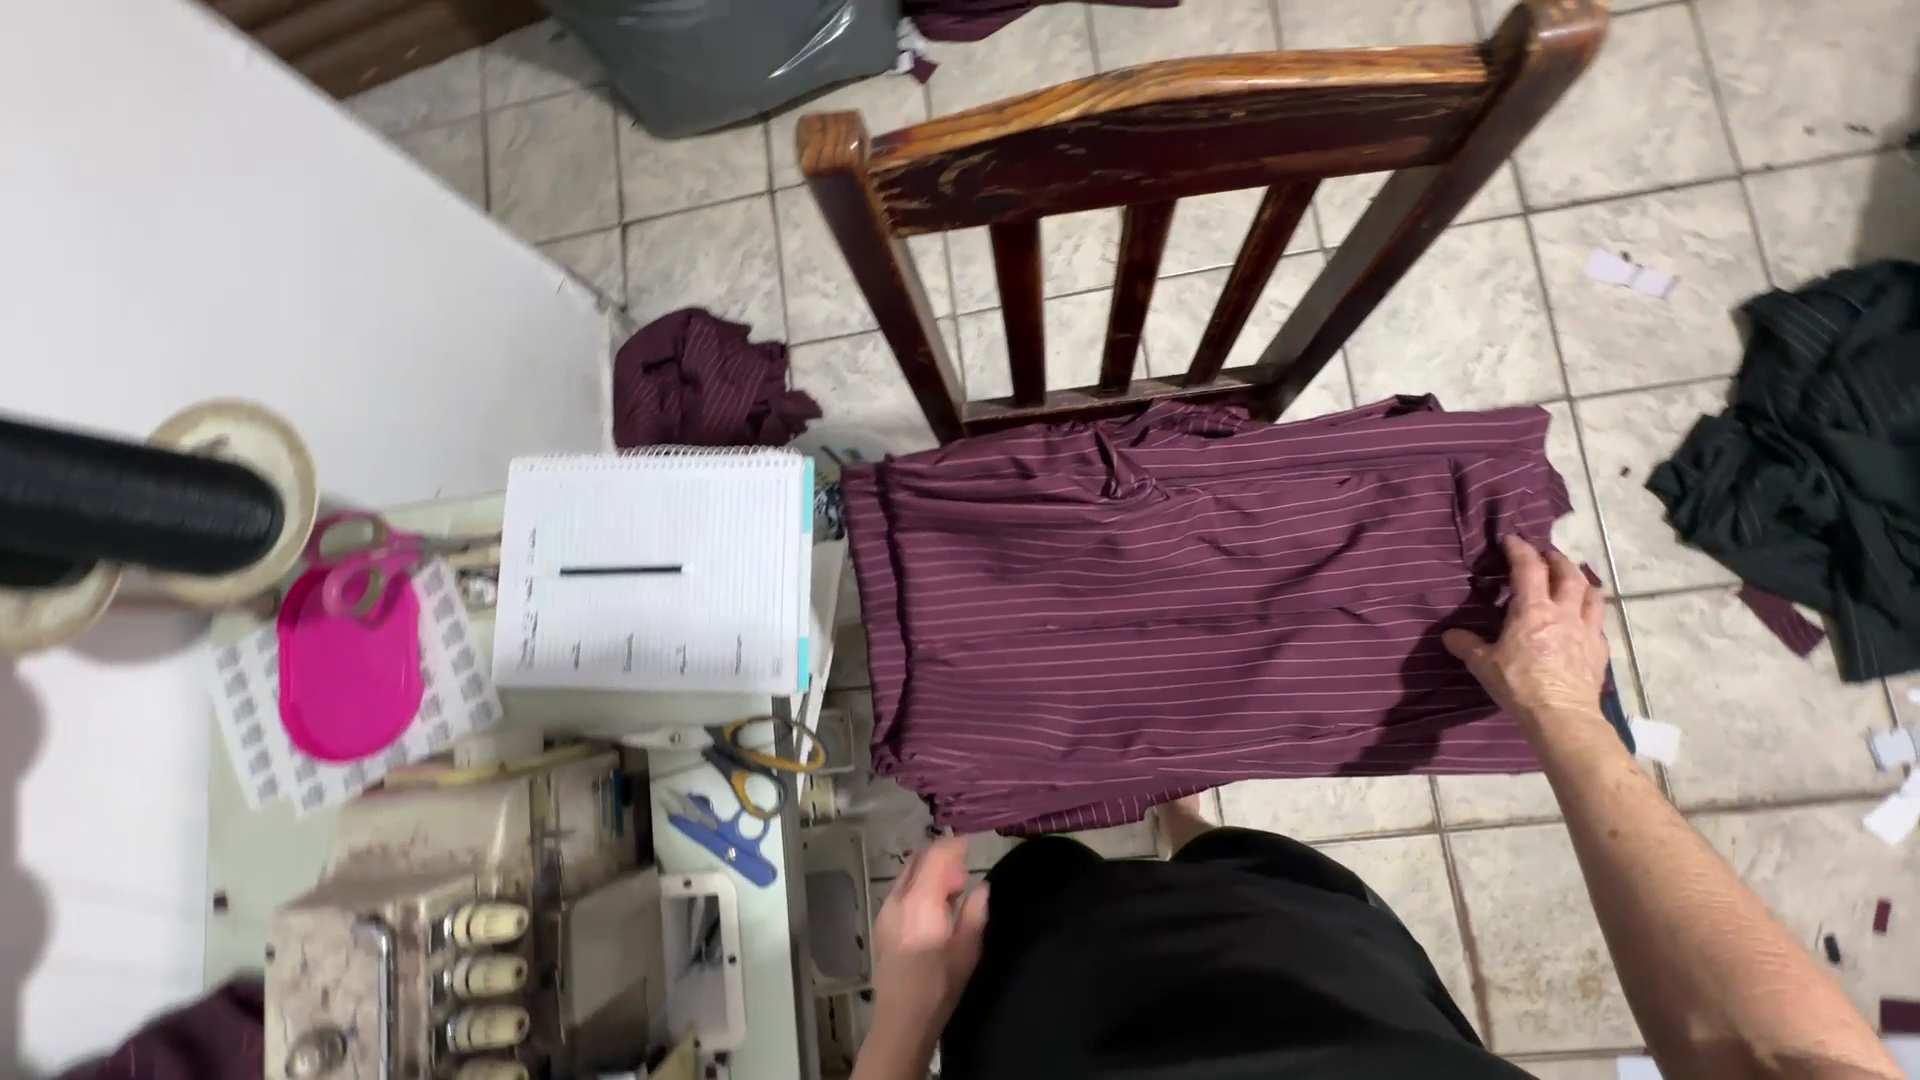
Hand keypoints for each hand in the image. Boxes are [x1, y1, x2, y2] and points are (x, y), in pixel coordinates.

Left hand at [870, 836, 988, 1031]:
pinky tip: (933, 907)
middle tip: (962, 872)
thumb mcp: (968, 951)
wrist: (900, 1021)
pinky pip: (901, 889)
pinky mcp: (881, 922)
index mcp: (921, 902)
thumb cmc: (939, 987)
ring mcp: (885, 909)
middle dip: (940, 857)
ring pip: (907, 873)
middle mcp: (898, 898)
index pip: (935, 856)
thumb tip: (982, 887)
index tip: (969, 843)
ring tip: (952, 891)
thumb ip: (975, 913)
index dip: (952, 845)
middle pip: (917, 859)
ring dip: (928, 871)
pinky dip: (918, 886)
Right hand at [1443, 536, 1609, 722]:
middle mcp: (1563, 613)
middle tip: (1546, 554)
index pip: (1528, 569)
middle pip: (1567, 574)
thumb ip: (1466, 644)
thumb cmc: (1518, 683)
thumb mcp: (1482, 663)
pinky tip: (1584, 617)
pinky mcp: (1599, 649)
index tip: (1512, 539)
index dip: (1520, 550)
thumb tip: (1451, 635)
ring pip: (1591, 594)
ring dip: (1581, 580)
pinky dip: (1590, 610)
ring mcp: (1587, 630)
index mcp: (1532, 610)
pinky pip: (1598, 620)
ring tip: (1573, 578)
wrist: (1561, 714)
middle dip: (1556, 559)